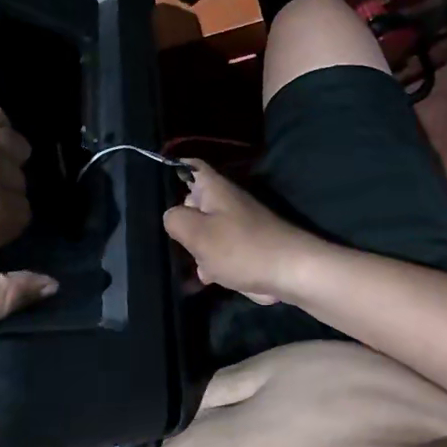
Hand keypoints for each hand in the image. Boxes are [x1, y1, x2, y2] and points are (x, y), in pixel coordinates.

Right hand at [162, 159, 328, 304]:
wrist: (291, 272)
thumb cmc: (240, 248)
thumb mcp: (197, 233)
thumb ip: (175, 220)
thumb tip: (172, 216)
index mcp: (215, 189)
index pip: (191, 167)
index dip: (173, 170)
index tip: (155, 187)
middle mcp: (227, 201)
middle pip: (194, 203)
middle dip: (181, 222)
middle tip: (172, 239)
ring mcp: (238, 225)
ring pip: (205, 231)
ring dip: (196, 249)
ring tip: (190, 265)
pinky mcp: (247, 247)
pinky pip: (220, 251)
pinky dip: (212, 264)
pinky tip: (207, 280)